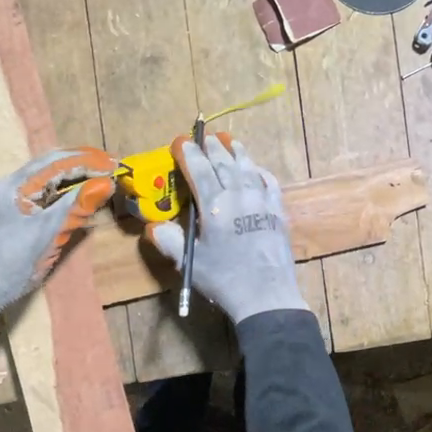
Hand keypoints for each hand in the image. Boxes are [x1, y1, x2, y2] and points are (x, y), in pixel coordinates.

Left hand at [0, 148, 116, 346]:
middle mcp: (8, 187)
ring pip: (45, 181)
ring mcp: (6, 202)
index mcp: (12, 186)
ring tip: (98, 178)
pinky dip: (60, 194)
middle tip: (109, 167)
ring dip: (72, 178)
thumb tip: (106, 183)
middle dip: (81, 165)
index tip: (113, 163)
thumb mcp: (46, 234)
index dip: (87, 161)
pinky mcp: (8, 217)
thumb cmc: (8, 265)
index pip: (55, 162)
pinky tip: (75, 197)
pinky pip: (39, 197)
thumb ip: (75, 206)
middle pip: (49, 167)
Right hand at [147, 135, 307, 324]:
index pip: (200, 170)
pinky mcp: (278, 210)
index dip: (190, 154)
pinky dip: (260, 171)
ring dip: (238, 152)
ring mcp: (262, 200)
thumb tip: (153, 227)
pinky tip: (257, 169)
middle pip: (225, 163)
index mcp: (216, 205)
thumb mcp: (192, 263)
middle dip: (213, 147)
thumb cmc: (225, 279)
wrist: (266, 294)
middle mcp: (240, 195)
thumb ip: (171, 242)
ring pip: (248, 167)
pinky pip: (269, 182)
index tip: (182, 141)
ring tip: (230, 141)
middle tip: (206, 137)